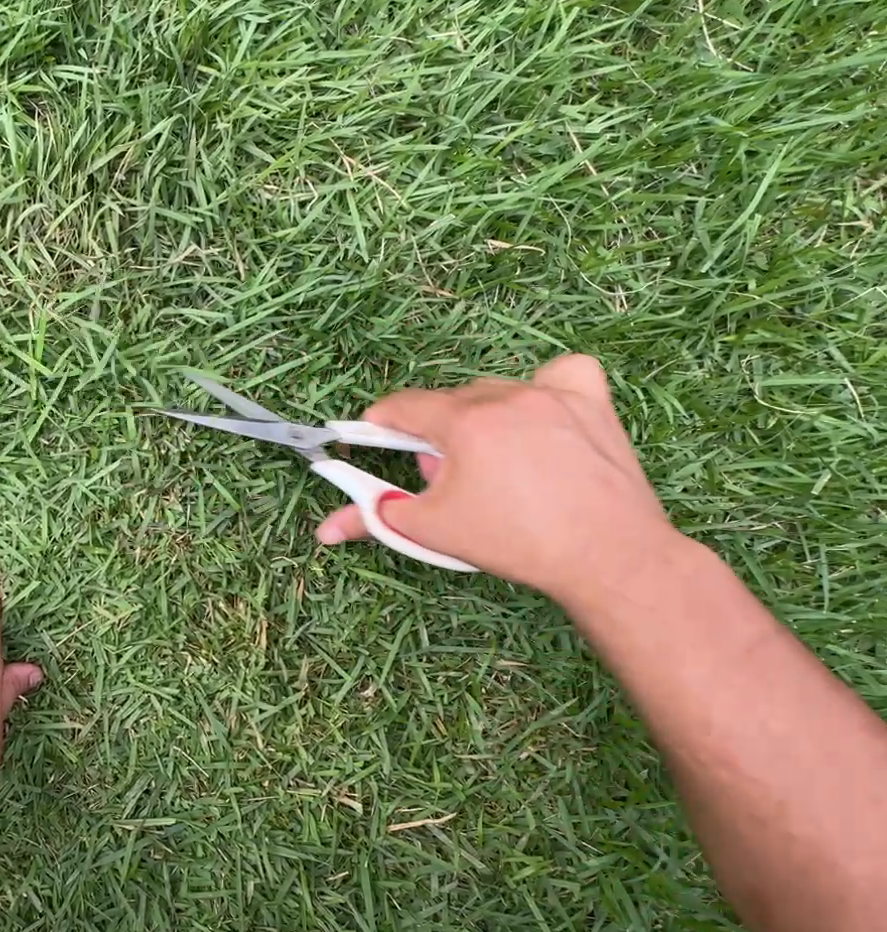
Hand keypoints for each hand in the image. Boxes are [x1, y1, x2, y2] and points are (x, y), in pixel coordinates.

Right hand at [315, 353, 684, 603]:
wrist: (607, 555)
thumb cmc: (511, 540)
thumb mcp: (429, 529)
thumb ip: (372, 517)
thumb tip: (325, 530)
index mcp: (465, 422)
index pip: (402, 406)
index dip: (377, 424)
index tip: (369, 441)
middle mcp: (508, 397)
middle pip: (447, 402)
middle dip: (431, 434)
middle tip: (437, 477)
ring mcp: (556, 397)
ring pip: (493, 393)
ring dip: (476, 419)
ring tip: (485, 461)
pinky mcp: (594, 406)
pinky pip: (561, 375)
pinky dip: (543, 389)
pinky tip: (538, 417)